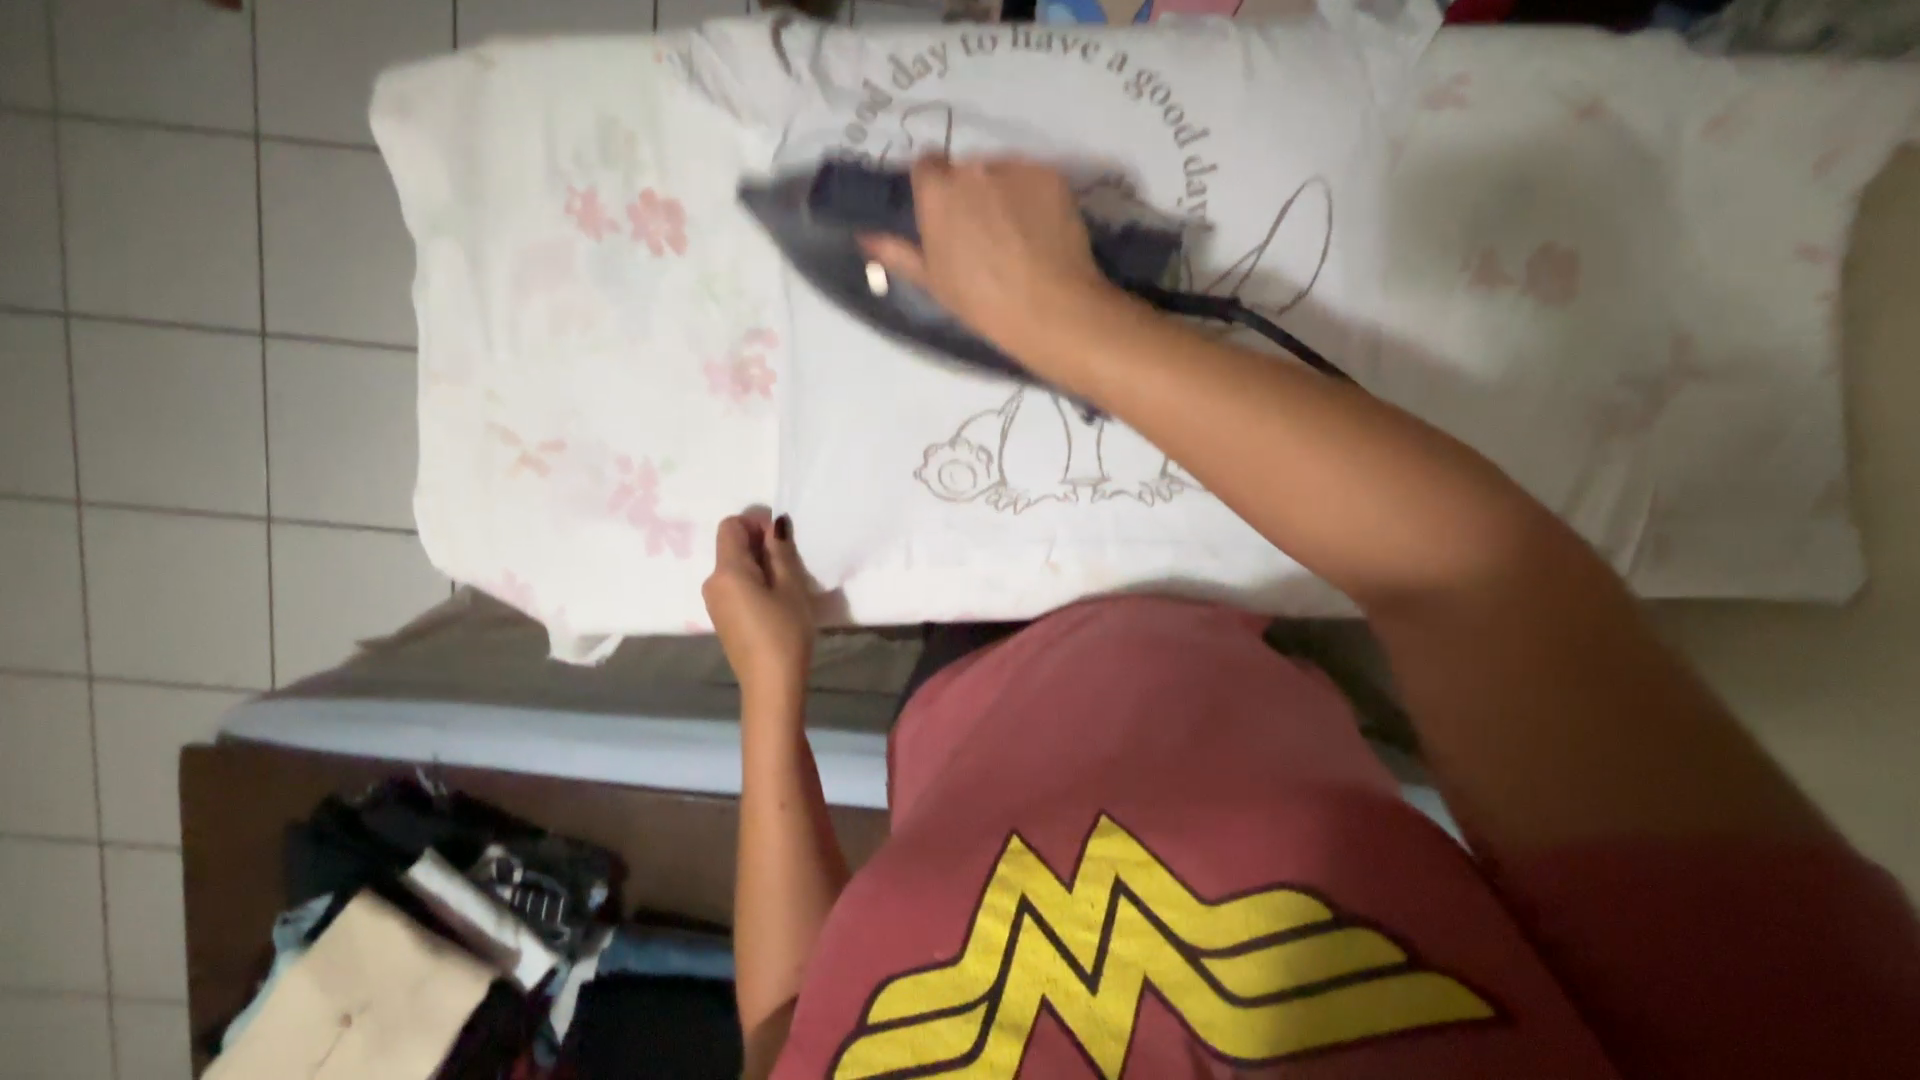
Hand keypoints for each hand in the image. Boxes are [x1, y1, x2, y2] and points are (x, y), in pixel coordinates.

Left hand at [702, 509, 813, 703]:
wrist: (771, 684)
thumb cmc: (785, 632)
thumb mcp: (790, 586)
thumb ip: (780, 551)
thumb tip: (774, 525)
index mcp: (726, 571)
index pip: (731, 525)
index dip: (756, 524)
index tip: (782, 542)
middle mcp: (712, 582)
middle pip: (731, 545)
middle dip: (760, 545)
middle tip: (790, 565)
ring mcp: (714, 602)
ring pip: (734, 567)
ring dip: (759, 565)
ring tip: (786, 587)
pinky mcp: (722, 617)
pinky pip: (734, 586)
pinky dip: (753, 583)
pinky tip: (774, 604)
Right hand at [860, 157, 1119, 367]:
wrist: (1049, 307)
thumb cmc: (981, 301)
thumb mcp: (933, 281)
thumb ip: (897, 252)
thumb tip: (865, 238)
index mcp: (937, 190)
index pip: (926, 165)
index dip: (934, 188)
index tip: (944, 214)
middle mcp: (974, 168)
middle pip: (966, 169)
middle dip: (971, 192)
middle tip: (983, 232)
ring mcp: (1016, 168)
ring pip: (1002, 172)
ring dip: (1003, 192)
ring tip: (1016, 234)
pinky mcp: (1051, 174)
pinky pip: (1034, 179)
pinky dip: (1034, 197)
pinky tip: (1040, 231)